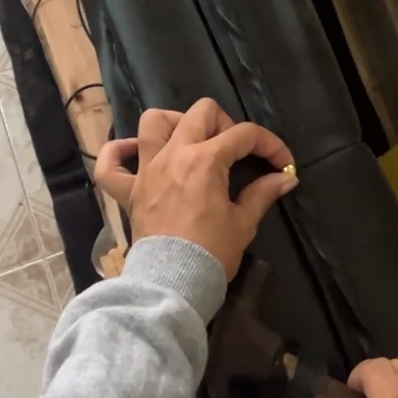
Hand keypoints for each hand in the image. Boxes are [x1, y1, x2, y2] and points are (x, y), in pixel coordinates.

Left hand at [91, 98, 296, 277]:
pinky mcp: (128, 191)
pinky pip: (110, 163)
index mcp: (207, 160)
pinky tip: (134, 153)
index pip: (245, 135)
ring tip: (191, 141)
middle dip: (226, 124)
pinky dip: (119, 152)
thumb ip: (264, 193)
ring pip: (153, 122)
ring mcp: (147, 169)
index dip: (270, 145)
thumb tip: (286, 178)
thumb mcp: (244, 223)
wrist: (172, 285)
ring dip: (175, 123)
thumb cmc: (211, 253)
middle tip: (236, 152)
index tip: (283, 165)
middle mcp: (175, 154)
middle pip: (201, 112)